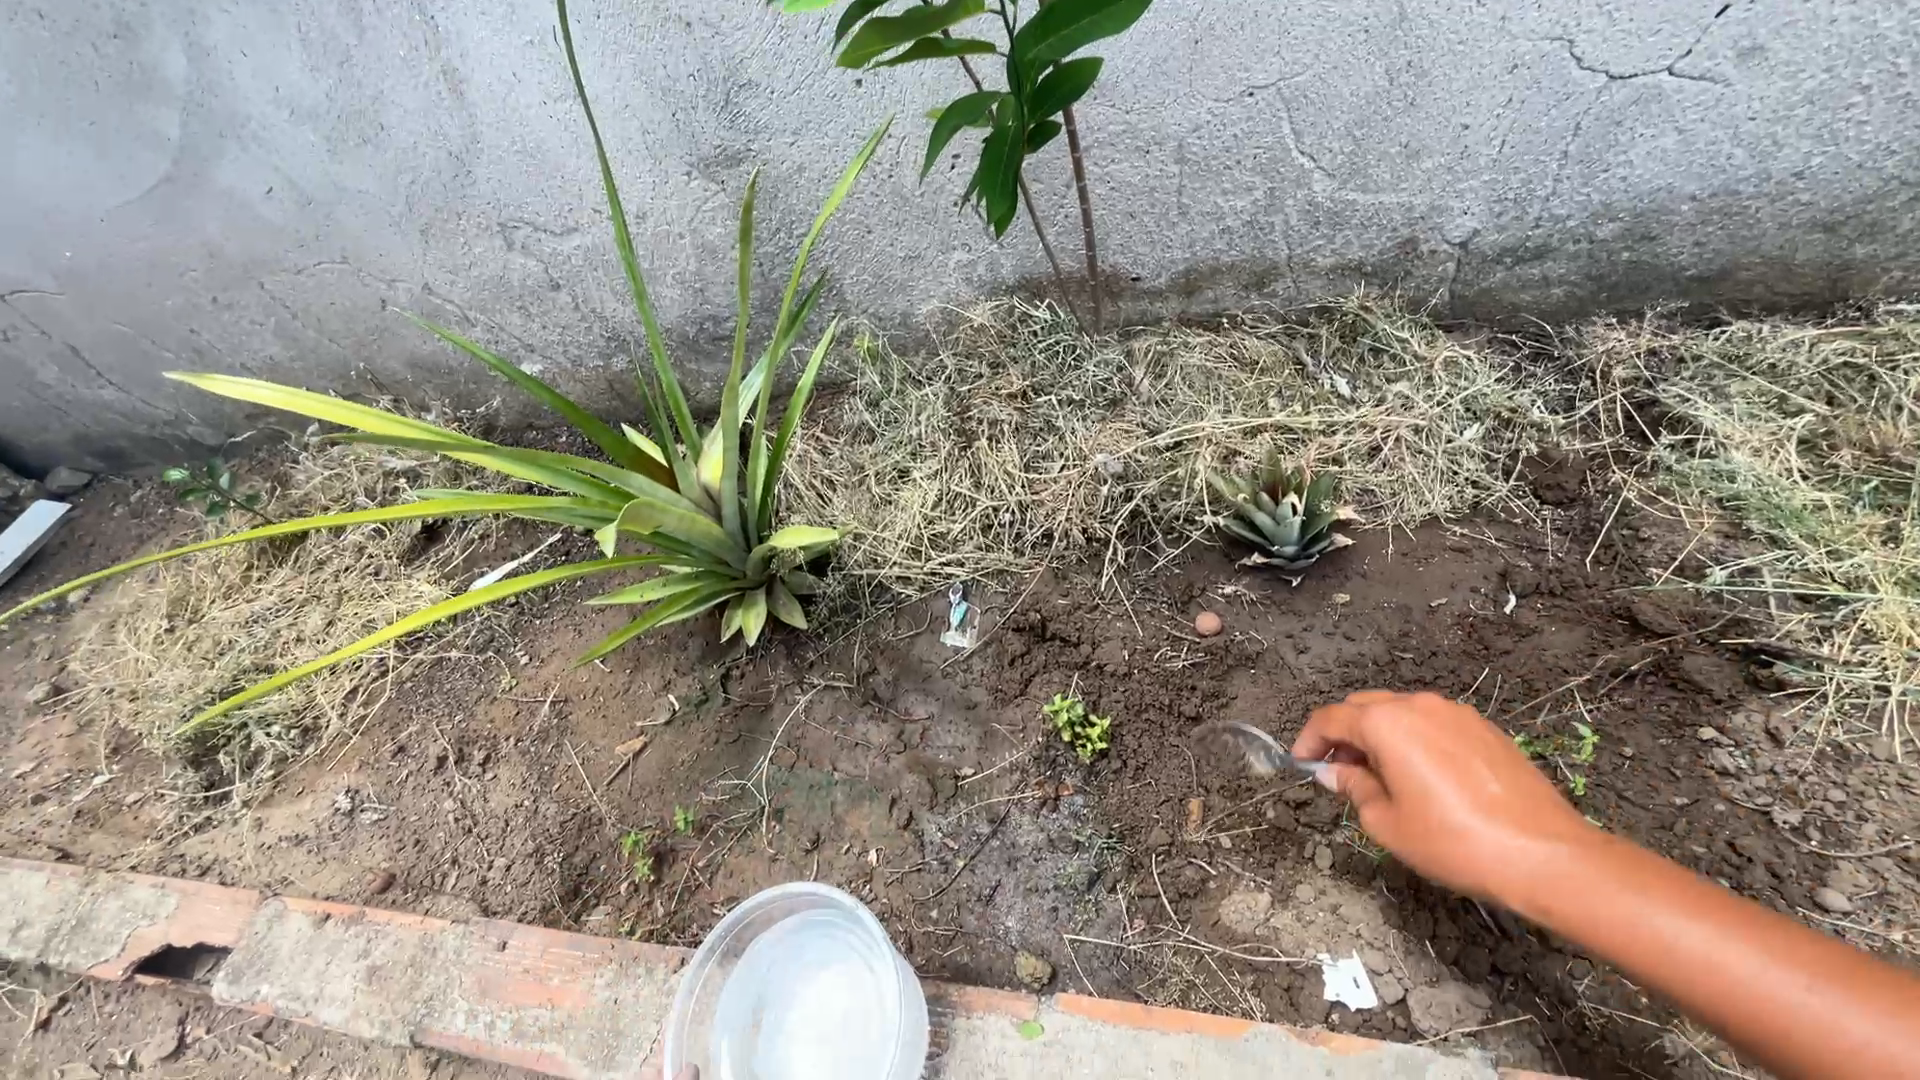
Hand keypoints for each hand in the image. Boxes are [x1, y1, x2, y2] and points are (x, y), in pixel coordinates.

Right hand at [1292, 690, 1597, 900]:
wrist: (1546, 856)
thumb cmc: (1454, 841)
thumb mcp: (1386, 823)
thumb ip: (1353, 787)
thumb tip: (1334, 772)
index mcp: (1386, 723)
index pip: (1329, 718)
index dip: (1308, 740)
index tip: (1300, 764)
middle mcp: (1418, 705)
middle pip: (1363, 707)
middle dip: (1342, 735)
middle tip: (1336, 771)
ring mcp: (1455, 714)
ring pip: (1399, 712)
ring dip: (1377, 735)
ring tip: (1378, 775)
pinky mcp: (1484, 729)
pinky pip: (1431, 723)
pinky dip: (1411, 739)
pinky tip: (1419, 775)